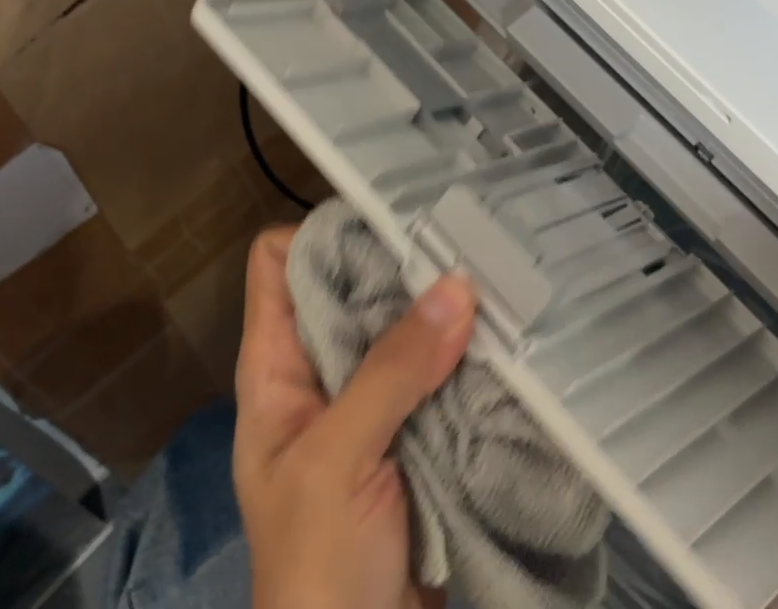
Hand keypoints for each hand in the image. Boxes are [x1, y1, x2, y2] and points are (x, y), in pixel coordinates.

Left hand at [232, 224, 478, 608]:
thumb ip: (390, 373)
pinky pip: (439, 374)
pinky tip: (502, 333)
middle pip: (353, 289)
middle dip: (401, 265)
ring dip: (441, 309)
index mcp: (275, 368)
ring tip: (494, 274)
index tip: (387, 216)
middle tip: (462, 238)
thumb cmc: (316, 560)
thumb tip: (454, 288)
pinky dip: (465, 354)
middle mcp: (321, 372)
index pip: (280, 265)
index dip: (324, 234)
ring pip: (402, 330)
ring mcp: (370, 403)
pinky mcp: (415, 432)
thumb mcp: (338, 458)